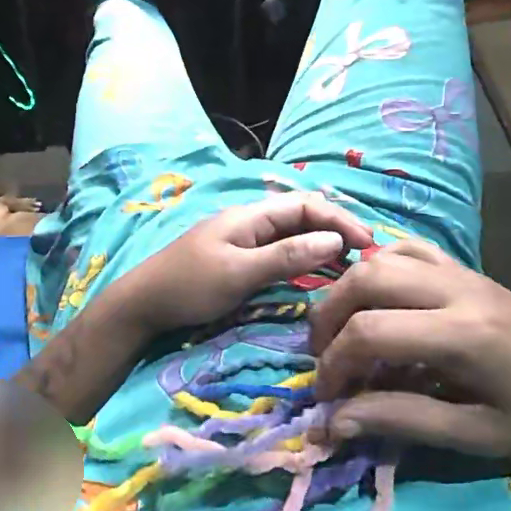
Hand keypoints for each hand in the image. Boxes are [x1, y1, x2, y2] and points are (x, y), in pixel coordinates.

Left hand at [110, 193, 373, 335]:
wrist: (143, 305)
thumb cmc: (188, 286)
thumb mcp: (239, 273)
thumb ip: (285, 257)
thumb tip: (334, 241)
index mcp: (249, 216)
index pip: (305, 205)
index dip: (339, 219)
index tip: (368, 243)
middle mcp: (250, 222)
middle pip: (302, 216)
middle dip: (336, 230)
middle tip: (367, 256)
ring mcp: (243, 240)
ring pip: (293, 234)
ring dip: (322, 245)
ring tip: (352, 265)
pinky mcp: (239, 260)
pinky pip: (280, 252)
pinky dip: (304, 259)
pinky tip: (318, 274)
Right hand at [309, 239, 510, 461]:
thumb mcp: (476, 435)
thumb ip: (401, 420)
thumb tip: (333, 422)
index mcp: (465, 336)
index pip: (371, 332)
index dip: (335, 364)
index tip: (328, 398)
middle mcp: (457, 290)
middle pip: (365, 280)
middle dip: (329, 319)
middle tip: (325, 359)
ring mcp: (461, 272)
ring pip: (379, 258)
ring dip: (346, 291)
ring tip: (343, 332)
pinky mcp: (465, 267)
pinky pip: (406, 248)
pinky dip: (375, 268)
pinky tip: (376, 300)